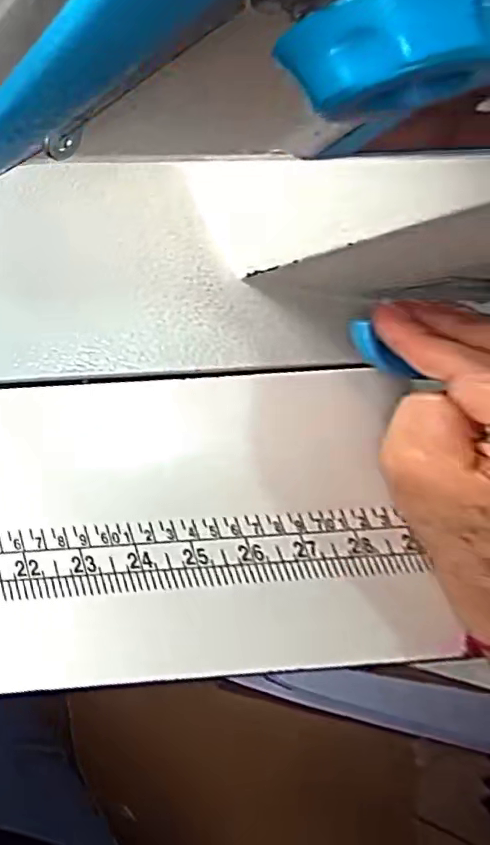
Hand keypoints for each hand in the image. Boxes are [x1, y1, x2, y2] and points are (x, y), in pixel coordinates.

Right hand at [373, 301, 489, 639]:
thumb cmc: (482, 556)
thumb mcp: (423, 484)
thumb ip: (418, 423)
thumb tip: (424, 395)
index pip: (480, 370)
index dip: (425, 340)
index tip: (388, 319)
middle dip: (459, 332)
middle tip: (410, 312)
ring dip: (482, 345)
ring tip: (440, 325)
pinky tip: (476, 364)